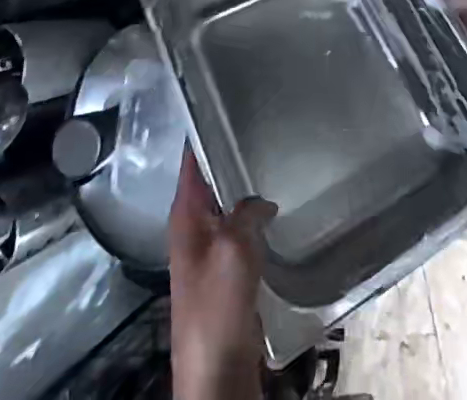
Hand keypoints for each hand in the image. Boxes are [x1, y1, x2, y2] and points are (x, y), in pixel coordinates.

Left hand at [168, 148, 274, 399]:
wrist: (218, 364)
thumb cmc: (217, 302)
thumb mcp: (234, 246)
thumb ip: (247, 211)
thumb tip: (263, 201)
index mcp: (186, 215)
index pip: (192, 162)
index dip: (204, 133)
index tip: (225, 102)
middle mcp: (194, 226)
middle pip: (212, 179)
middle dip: (232, 154)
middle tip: (266, 124)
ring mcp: (211, 247)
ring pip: (230, 203)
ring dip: (248, 185)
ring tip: (279, 157)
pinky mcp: (229, 266)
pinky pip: (243, 227)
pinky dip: (258, 213)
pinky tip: (281, 207)